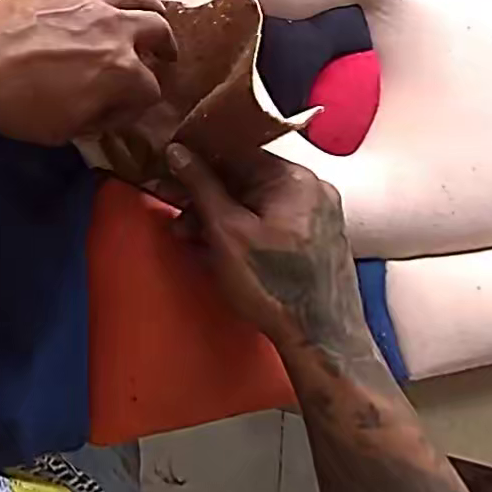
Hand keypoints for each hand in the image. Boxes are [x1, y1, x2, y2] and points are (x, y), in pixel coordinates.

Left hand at [0, 0, 175, 144]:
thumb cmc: (15, 106)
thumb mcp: (64, 130)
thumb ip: (97, 119)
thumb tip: (109, 110)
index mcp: (121, 72)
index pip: (149, 90)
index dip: (138, 106)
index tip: (122, 111)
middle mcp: (115, 30)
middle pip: (158, 32)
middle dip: (164, 49)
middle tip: (164, 57)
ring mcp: (90, 3)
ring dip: (150, 10)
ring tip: (153, 18)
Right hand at [164, 143, 366, 348]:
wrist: (322, 341)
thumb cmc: (272, 284)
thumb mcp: (225, 231)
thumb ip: (200, 185)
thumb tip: (176, 150)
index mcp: (293, 178)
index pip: (236, 150)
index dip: (197, 156)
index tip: (169, 164)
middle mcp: (310, 188)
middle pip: (244, 177)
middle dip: (204, 193)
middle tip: (174, 208)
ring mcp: (316, 214)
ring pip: (253, 200)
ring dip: (217, 213)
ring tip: (188, 235)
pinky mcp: (314, 237)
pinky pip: (268, 217)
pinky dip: (240, 226)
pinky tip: (215, 244)